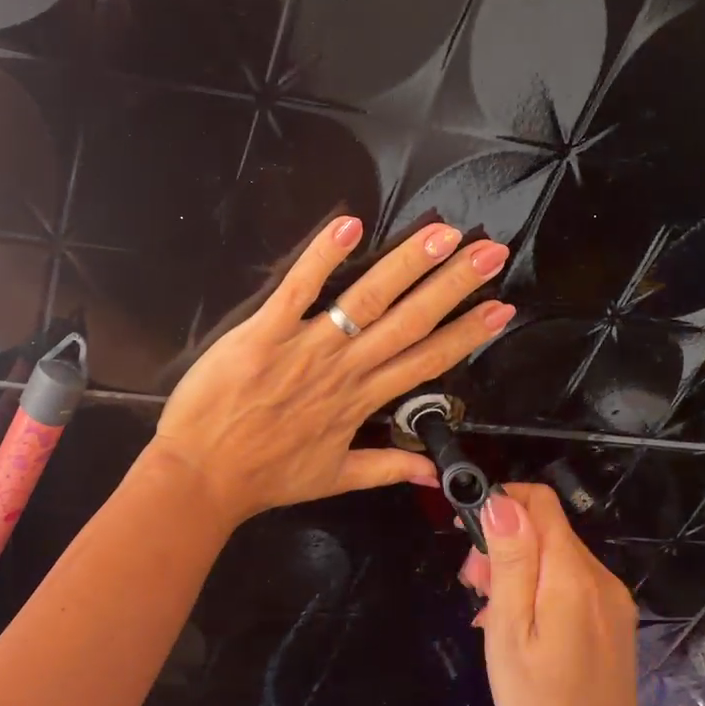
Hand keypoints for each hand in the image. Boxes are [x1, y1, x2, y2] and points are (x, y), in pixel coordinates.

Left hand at [145, 215, 514, 526]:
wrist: (202, 475)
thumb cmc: (263, 476)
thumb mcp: (332, 478)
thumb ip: (385, 467)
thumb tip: (431, 471)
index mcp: (360, 400)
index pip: (426, 360)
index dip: (467, 334)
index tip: (502, 308)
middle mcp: (343, 369)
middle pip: (408, 320)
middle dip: (453, 284)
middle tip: (488, 251)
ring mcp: (305, 348)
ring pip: (365, 300)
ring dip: (406, 265)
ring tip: (442, 236)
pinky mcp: (264, 333)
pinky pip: (298, 289)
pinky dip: (322, 256)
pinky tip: (348, 226)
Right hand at [460, 484, 644, 705]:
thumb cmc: (539, 702)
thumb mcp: (509, 630)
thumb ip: (510, 562)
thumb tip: (501, 500)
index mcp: (573, 577)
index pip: (540, 502)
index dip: (501, 502)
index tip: (469, 533)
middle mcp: (601, 579)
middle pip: (545, 528)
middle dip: (503, 542)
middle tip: (475, 587)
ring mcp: (612, 601)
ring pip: (555, 554)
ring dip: (518, 567)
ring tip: (492, 612)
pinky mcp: (613, 622)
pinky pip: (570, 581)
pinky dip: (539, 588)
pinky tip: (520, 624)